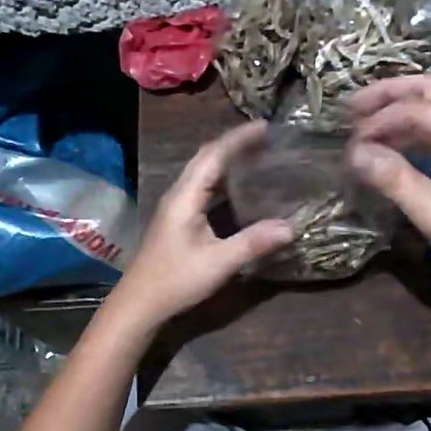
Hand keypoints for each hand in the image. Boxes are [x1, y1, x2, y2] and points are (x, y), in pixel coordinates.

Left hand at [110, 120, 295, 328]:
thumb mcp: (218, 262)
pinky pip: (201, 190)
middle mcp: (177, 195)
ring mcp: (175, 208)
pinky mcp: (176, 222)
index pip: (213, 155)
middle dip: (234, 145)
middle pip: (205, 159)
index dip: (238, 139)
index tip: (265, 127)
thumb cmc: (175, 280)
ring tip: (256, 157)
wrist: (139, 303)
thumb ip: (253, 243)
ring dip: (226, 162)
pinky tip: (238, 191)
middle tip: (265, 138)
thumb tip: (291, 227)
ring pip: (202, 175)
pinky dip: (221, 183)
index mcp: (185, 197)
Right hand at [345, 76, 430, 289]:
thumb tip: (354, 153)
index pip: (420, 110)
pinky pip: (430, 133)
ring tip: (359, 126)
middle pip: (429, 92)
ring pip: (430, 110)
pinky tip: (381, 146)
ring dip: (394, 112)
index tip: (350, 143)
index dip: (381, 120)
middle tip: (351, 108)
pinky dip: (402, 133)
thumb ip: (394, 178)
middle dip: (389, 95)